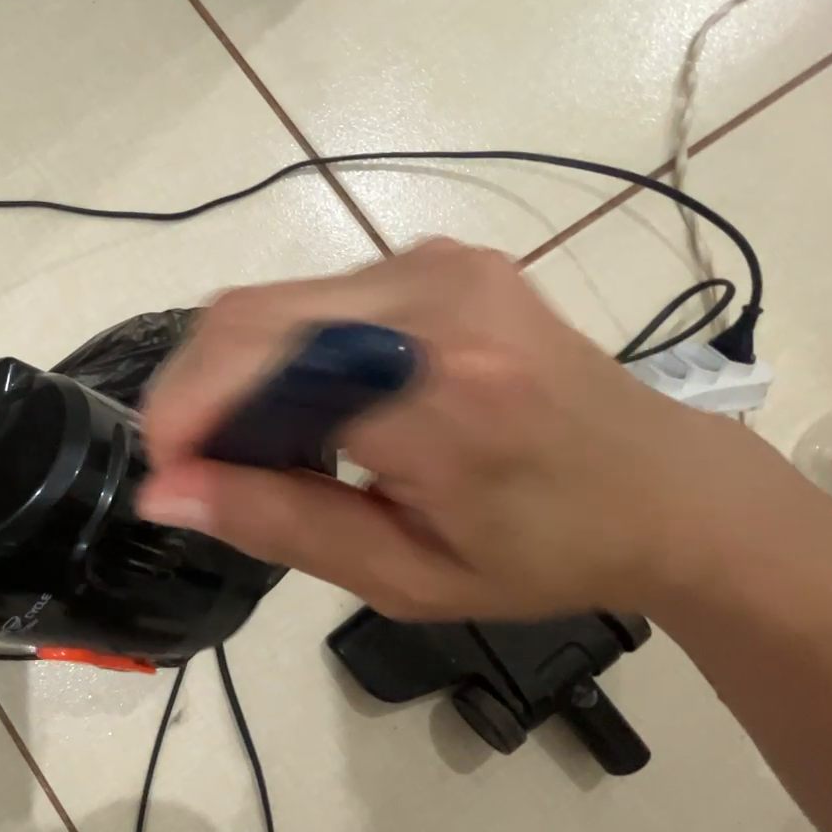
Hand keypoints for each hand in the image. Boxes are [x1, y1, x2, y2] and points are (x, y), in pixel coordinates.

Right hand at [136, 238, 797, 620]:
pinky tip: (309, 407)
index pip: (259, 368)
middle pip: (249, 317)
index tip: (167, 474)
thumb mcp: (404, 574)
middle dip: (196, 391)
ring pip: (274, 305)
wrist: (668, 487)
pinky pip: (315, 300)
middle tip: (200, 465)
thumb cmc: (546, 553)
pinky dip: (282, 354)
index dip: (186, 414)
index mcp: (442, 390)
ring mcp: (441, 263)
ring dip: (237, 374)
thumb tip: (164, 491)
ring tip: (262, 445)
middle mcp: (436, 295)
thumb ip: (278, 522)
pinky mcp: (441, 257)